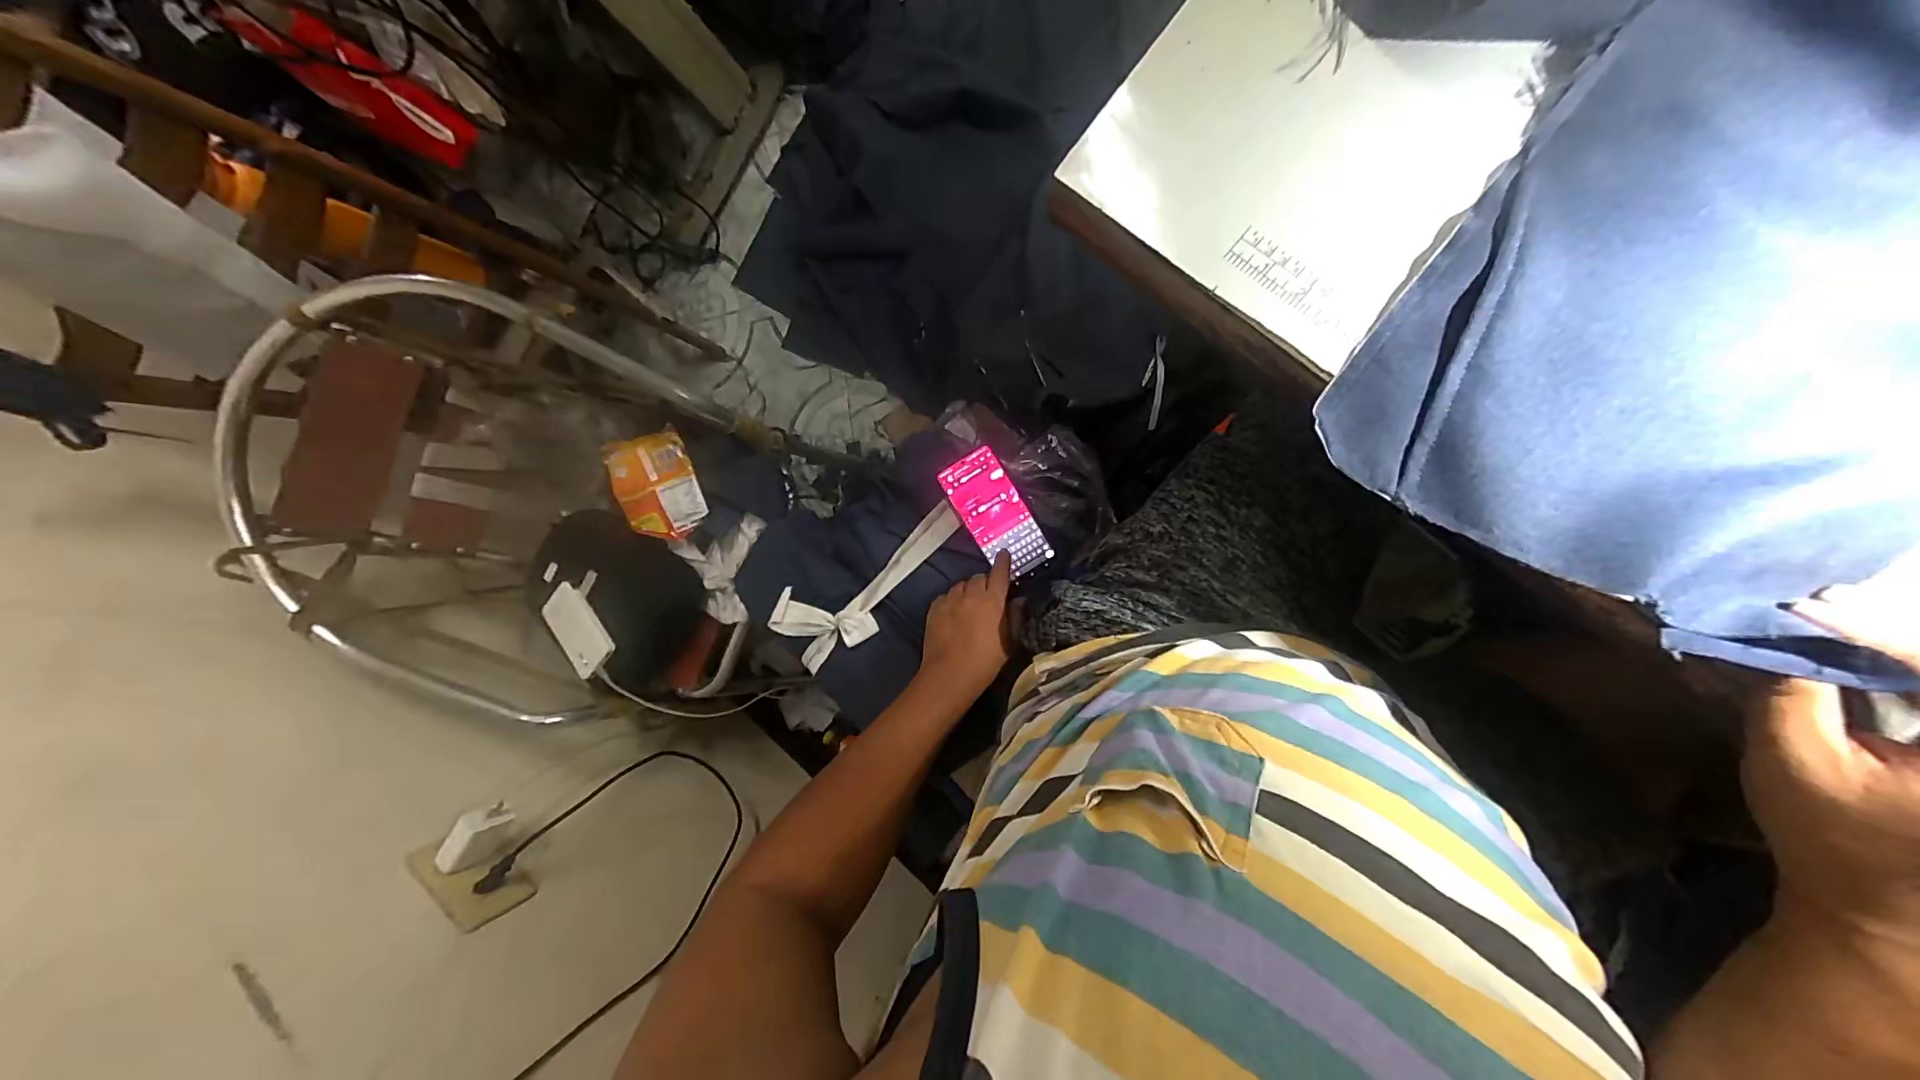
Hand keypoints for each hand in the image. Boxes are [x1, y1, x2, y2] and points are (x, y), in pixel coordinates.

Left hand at [918, 552, 1012, 699]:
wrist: (949, 674)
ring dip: (968, 590)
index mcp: (992, 600)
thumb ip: (1014, 618)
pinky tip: (954, 613)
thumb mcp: (1008, 643)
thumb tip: (1018, 600)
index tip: (1004, 554)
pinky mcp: (934, 608)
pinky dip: (952, 600)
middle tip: (988, 595)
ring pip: (961, 585)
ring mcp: (950, 599)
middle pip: (979, 577)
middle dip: (985, 582)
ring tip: (970, 604)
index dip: (1003, 562)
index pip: (1000, 573)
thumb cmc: (985, 662)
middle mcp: (970, 594)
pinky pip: (946, 596)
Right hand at [1747, 560, 1919, 940]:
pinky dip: (1910, 671)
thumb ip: (1792, 694)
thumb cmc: (1828, 839)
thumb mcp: (1790, 761)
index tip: (1809, 603)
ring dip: (1903, 651)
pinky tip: (1874, 655)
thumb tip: (1792, 632)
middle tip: (1827, 603)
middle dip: (1892, 630)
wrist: (1880, 912)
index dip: (1873, 630)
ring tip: (1843, 620)